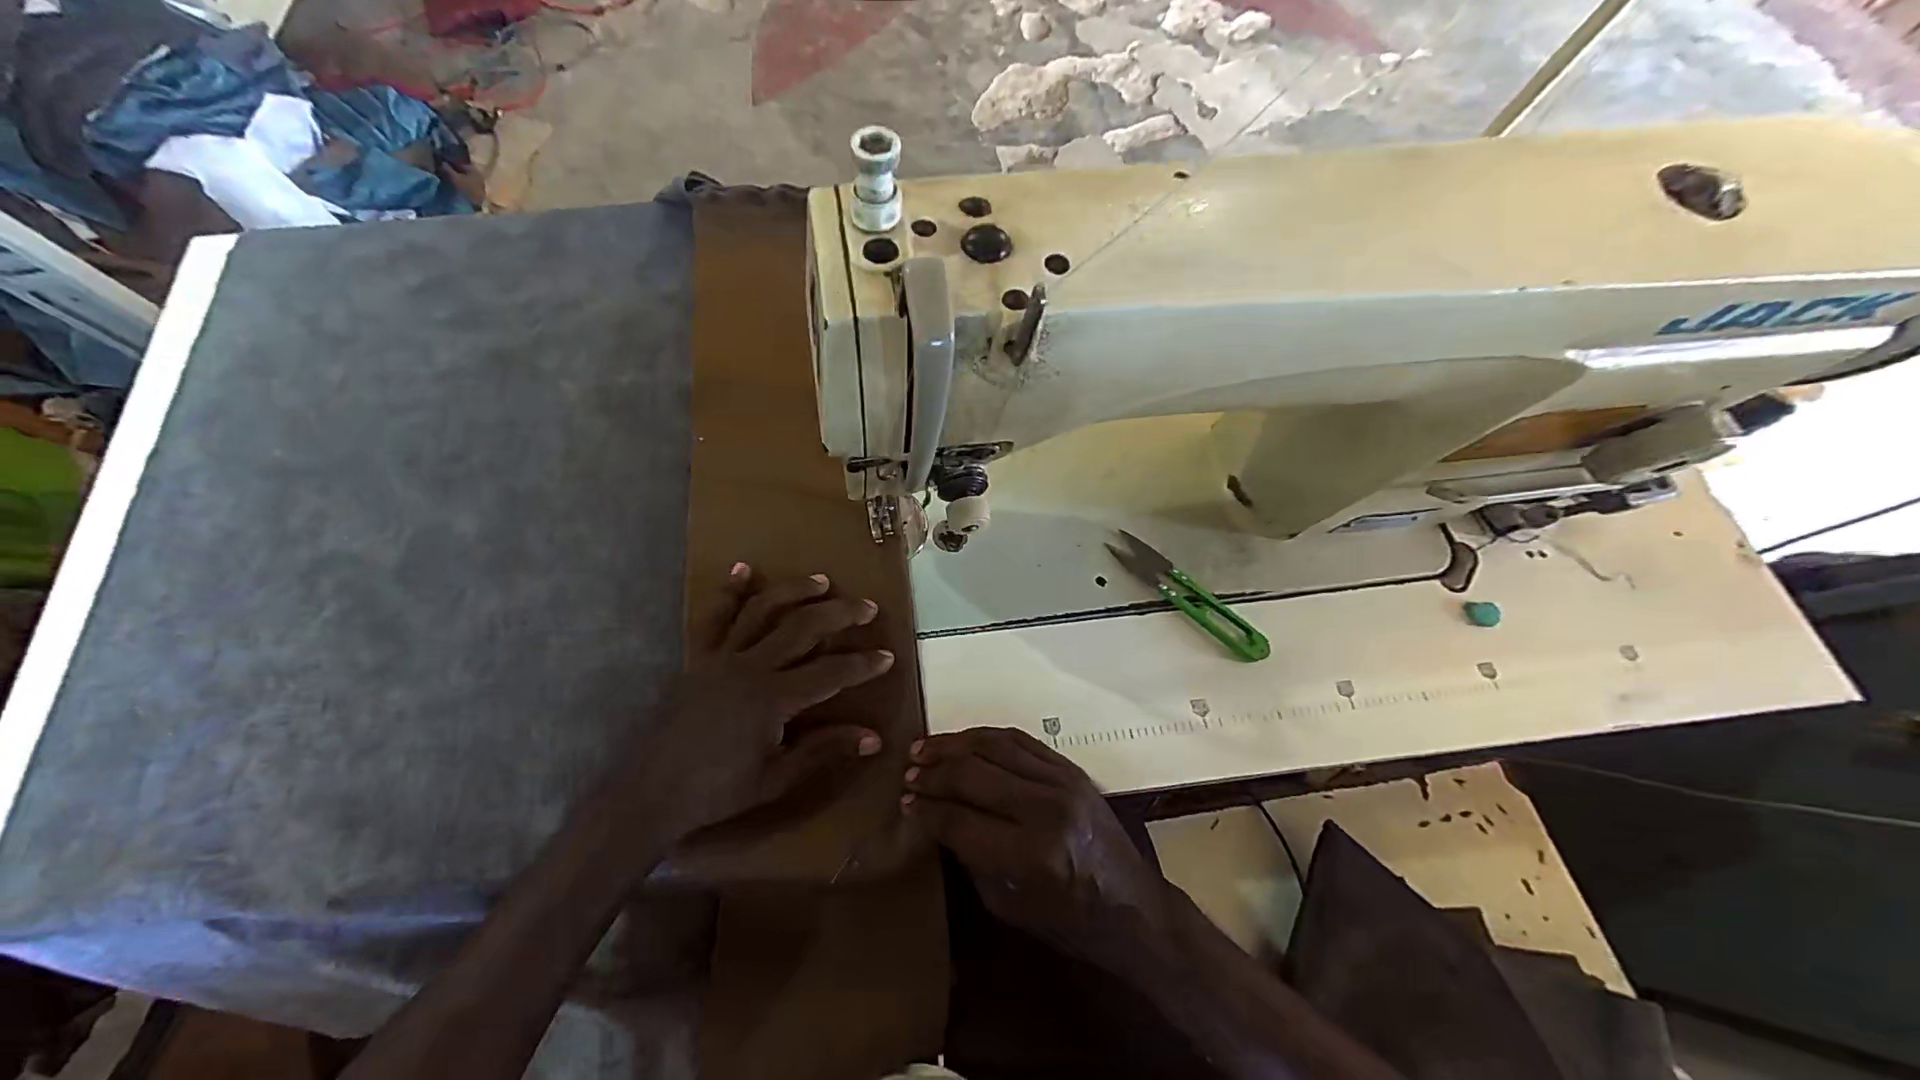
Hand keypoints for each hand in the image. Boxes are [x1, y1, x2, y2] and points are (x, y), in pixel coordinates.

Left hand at [638, 564, 895, 835]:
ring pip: (762, 611)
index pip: (830, 672)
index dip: (862, 663)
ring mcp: (720, 658)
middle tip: (867, 606)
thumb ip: (824, 751)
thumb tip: (873, 738)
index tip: (887, 656)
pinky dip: (730, 592)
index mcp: (772, 698)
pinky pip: (715, 618)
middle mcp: (749, 667)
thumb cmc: (718, 791)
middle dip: (839, 615)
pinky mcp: (697, 658)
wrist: (652, 793)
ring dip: (794, 592)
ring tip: (821, 581)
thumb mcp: (777, 778)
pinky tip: (743, 570)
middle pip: (802, 628)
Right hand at [901, 728, 1170, 966]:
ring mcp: (1062, 783)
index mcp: (1030, 855)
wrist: (1132, 906)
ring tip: (925, 748)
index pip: (960, 820)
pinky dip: (988, 737)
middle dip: (934, 773)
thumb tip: (936, 817)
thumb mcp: (1007, 904)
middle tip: (908, 773)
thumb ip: (970, 857)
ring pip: (995, 747)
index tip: (904, 803)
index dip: (926, 810)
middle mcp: (1045, 810)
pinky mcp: (1072, 769)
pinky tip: (965, 741)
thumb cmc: (1068, 920)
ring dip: (955, 744)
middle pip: (973, 775)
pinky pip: (1021, 740)